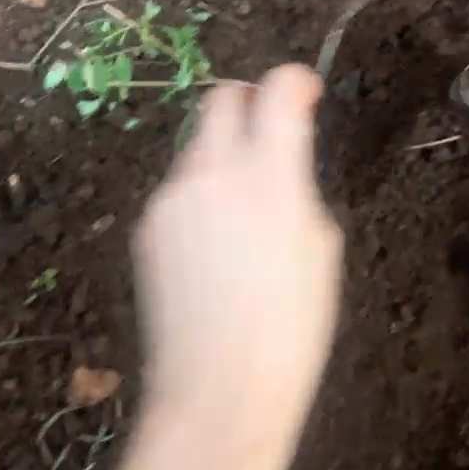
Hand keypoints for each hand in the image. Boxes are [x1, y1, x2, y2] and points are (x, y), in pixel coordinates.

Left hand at [116, 65, 341, 469]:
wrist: (219, 390)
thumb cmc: (290, 327)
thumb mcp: (319, 247)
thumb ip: (298, 183)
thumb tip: (284, 156)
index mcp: (269, 176)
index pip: (276, 90)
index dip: (294, 79)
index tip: (305, 91)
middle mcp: (213, 171)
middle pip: (220, 96)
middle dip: (247, 100)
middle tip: (267, 127)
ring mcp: (173, 195)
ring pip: (199, 144)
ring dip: (223, 154)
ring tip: (240, 207)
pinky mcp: (148, 221)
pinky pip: (179, 187)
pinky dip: (200, 193)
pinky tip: (210, 242)